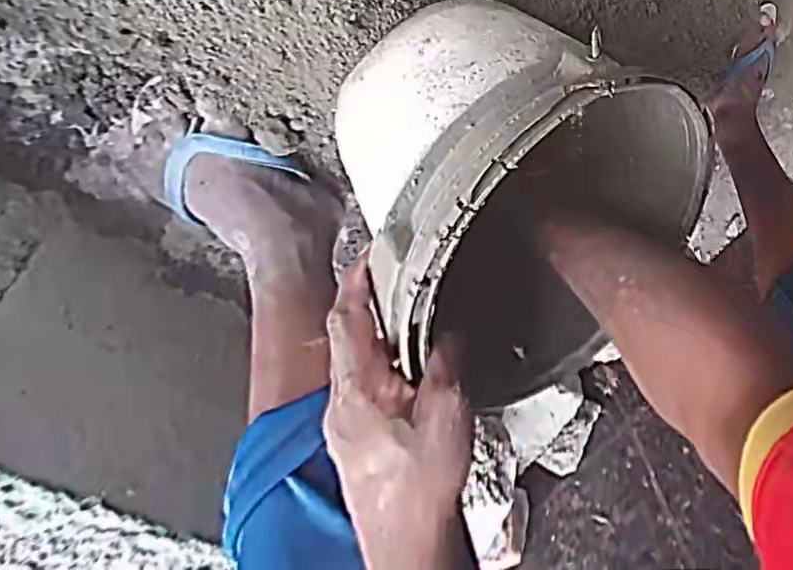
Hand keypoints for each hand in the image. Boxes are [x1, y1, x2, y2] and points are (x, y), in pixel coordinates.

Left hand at [325, 252, 474, 568]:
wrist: (404, 543)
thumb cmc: (420, 487)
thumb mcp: (446, 412)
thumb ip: (444, 360)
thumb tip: (450, 328)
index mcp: (357, 390)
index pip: (346, 317)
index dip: (356, 278)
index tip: (371, 251)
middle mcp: (342, 401)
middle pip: (345, 331)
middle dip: (367, 294)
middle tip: (395, 267)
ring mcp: (345, 418)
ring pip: (355, 354)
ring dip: (377, 323)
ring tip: (407, 302)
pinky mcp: (356, 432)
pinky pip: (364, 376)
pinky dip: (383, 351)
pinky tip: (408, 354)